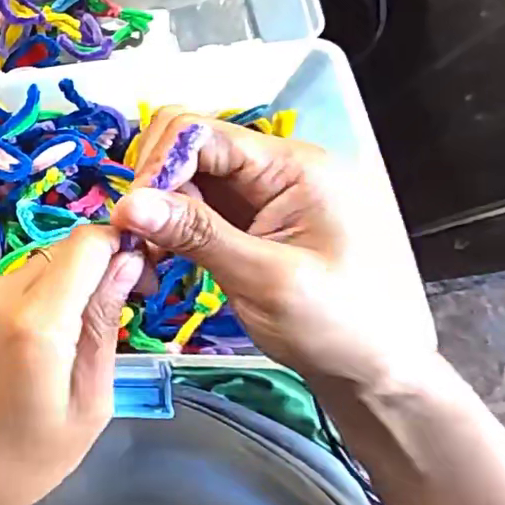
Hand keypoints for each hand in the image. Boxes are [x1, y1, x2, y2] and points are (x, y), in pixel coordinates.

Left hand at [0, 225, 143, 504]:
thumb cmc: (27, 456)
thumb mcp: (88, 402)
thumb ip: (105, 323)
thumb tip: (129, 261)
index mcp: (34, 323)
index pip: (86, 245)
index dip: (118, 247)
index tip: (138, 273)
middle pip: (62, 253)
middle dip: (92, 271)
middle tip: (106, 316)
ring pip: (37, 265)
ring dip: (59, 287)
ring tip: (61, 341)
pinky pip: (9, 279)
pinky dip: (28, 297)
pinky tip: (26, 340)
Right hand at [109, 109, 433, 389]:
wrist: (379, 372)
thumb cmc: (339, 326)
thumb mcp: (264, 280)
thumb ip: (196, 234)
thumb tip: (126, 204)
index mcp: (291, 165)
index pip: (199, 132)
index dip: (157, 166)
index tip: (134, 217)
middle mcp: (274, 166)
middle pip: (186, 145)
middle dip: (153, 184)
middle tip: (142, 237)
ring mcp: (261, 192)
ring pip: (184, 175)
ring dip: (157, 208)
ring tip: (150, 254)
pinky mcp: (249, 217)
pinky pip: (195, 203)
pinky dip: (171, 225)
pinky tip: (164, 256)